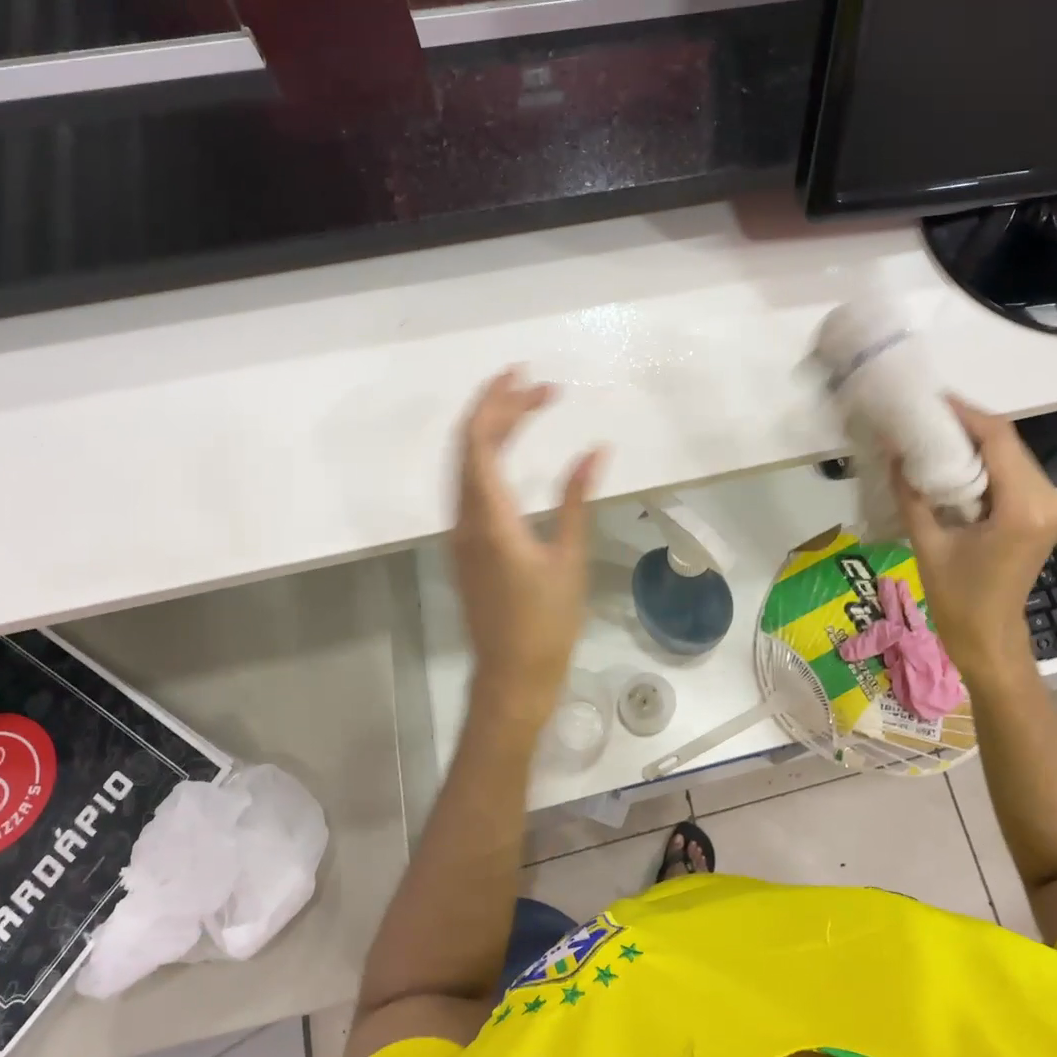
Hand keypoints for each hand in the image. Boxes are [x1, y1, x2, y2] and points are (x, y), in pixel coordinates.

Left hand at [452, 369, 606, 717]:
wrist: (511, 678)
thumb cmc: (547, 626)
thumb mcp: (569, 560)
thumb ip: (577, 500)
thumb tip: (595, 451)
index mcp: (488, 520)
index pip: (480, 443)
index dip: (499, 402)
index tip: (530, 378)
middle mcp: (464, 520)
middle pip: (469, 447)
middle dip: (499, 409)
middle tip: (540, 389)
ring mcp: (460, 535)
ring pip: (466, 466)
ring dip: (494, 432)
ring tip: (531, 409)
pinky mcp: (466, 548)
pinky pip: (471, 488)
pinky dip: (491, 459)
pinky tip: (516, 454)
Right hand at [891, 397, 1056, 685]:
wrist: (990, 639)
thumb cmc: (958, 600)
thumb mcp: (927, 544)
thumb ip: (912, 493)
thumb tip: (893, 449)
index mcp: (1022, 508)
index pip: (998, 438)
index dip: (963, 413)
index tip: (928, 400)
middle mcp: (1048, 499)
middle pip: (1007, 441)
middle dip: (964, 424)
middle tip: (922, 417)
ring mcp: (1051, 505)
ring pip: (1011, 454)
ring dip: (973, 442)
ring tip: (931, 435)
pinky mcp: (1043, 512)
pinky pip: (1013, 472)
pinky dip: (983, 462)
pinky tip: (952, 462)